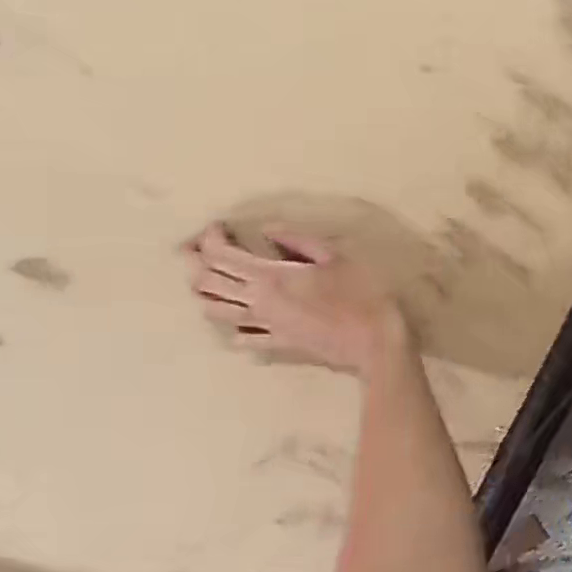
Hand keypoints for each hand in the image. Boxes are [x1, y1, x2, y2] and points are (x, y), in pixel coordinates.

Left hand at [187, 223, 406, 373]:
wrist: (375, 342)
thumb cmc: (363, 296)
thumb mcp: (338, 260)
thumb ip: (300, 242)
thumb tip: (269, 231)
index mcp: (269, 277)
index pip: (219, 254)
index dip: (211, 236)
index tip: (221, 226)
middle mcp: (257, 301)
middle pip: (205, 280)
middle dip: (196, 261)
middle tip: (206, 250)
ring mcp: (264, 326)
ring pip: (214, 309)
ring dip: (208, 293)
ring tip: (218, 283)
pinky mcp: (277, 344)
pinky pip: (241, 337)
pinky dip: (234, 326)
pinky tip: (242, 321)